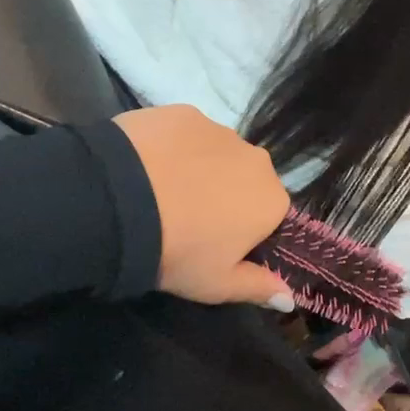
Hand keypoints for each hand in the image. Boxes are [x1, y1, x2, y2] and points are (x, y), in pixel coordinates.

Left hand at [113, 105, 293, 309]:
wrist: (119, 203)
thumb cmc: (178, 251)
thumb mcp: (216, 285)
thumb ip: (258, 288)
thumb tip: (290, 298)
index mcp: (271, 201)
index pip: (268, 216)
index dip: (243, 231)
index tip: (213, 245)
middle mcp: (256, 158)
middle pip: (246, 179)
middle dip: (225, 195)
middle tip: (185, 219)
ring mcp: (219, 130)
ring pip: (216, 153)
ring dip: (199, 169)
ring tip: (161, 191)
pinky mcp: (183, 112)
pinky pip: (185, 133)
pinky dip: (172, 148)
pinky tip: (146, 165)